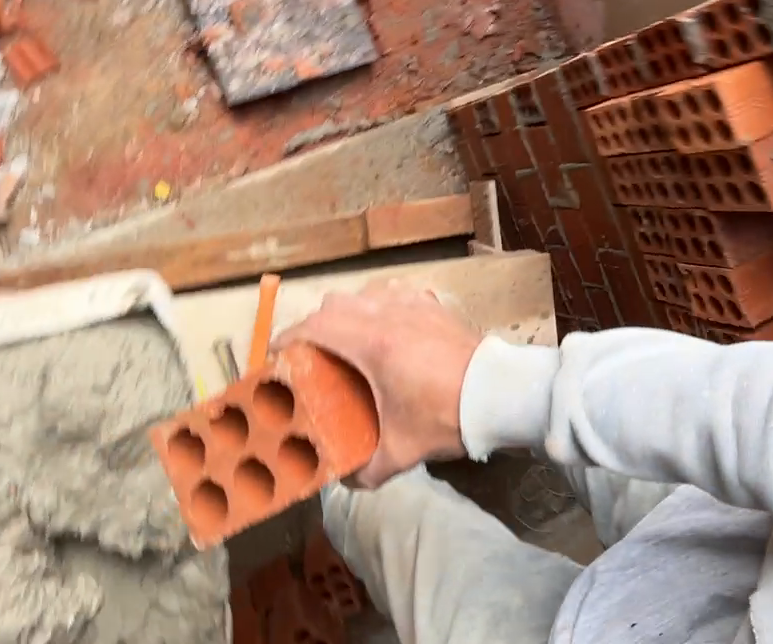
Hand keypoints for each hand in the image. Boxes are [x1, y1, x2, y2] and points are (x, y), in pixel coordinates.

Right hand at [276, 282, 482, 488]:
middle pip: (336, 303)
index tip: (275, 355)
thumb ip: (365, 470)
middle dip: (316, 324)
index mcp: (372, 342)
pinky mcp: (434, 304)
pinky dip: (380, 305)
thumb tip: (343, 479)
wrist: (497, 393)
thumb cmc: (445, 416)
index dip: (288, 337)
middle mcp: (388, 312)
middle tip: (311, 353)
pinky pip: (395, 293)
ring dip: (349, 311)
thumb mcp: (400, 451)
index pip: (316, 325)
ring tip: (347, 339)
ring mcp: (414, 303)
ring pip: (366, 292)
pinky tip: (385, 328)